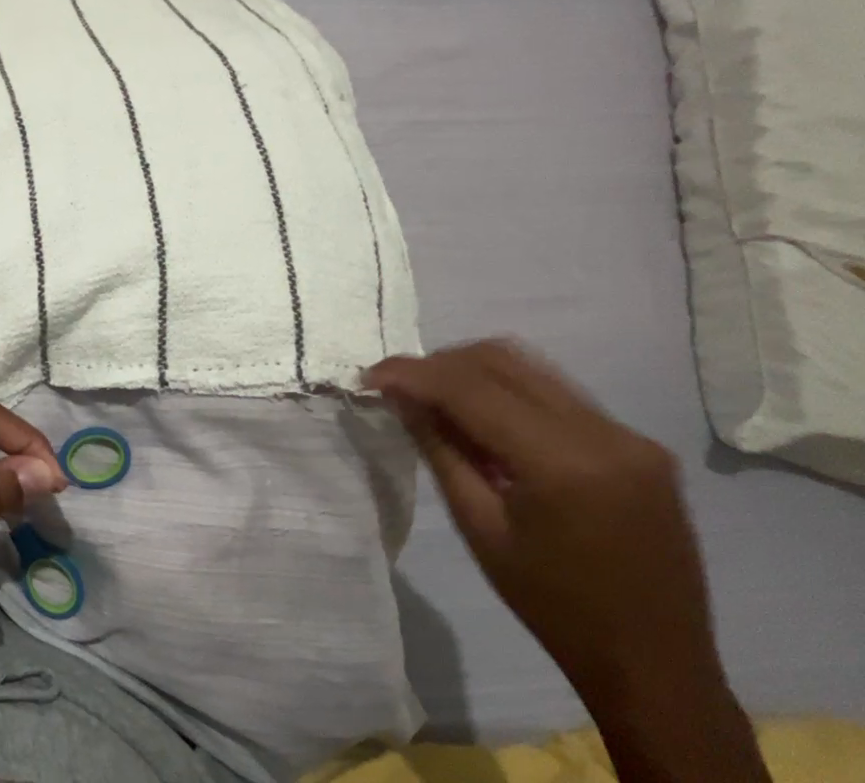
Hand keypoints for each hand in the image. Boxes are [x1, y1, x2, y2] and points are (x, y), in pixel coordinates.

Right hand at [364, 341, 716, 689]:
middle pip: (504, 362)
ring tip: (433, 400)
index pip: (472, 388)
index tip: (368, 376)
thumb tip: (400, 397)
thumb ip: (440, 450)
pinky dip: (510, 395)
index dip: (413, 373)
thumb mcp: (479, 527)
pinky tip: (484, 425)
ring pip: (533, 370)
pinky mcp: (641, 445)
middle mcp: (606, 433)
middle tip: (396, 387)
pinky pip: (560, 396)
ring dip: (474, 373)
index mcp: (564, 463)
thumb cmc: (552, 605)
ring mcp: (631, 436)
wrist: (653, 659)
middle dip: (440, 364)